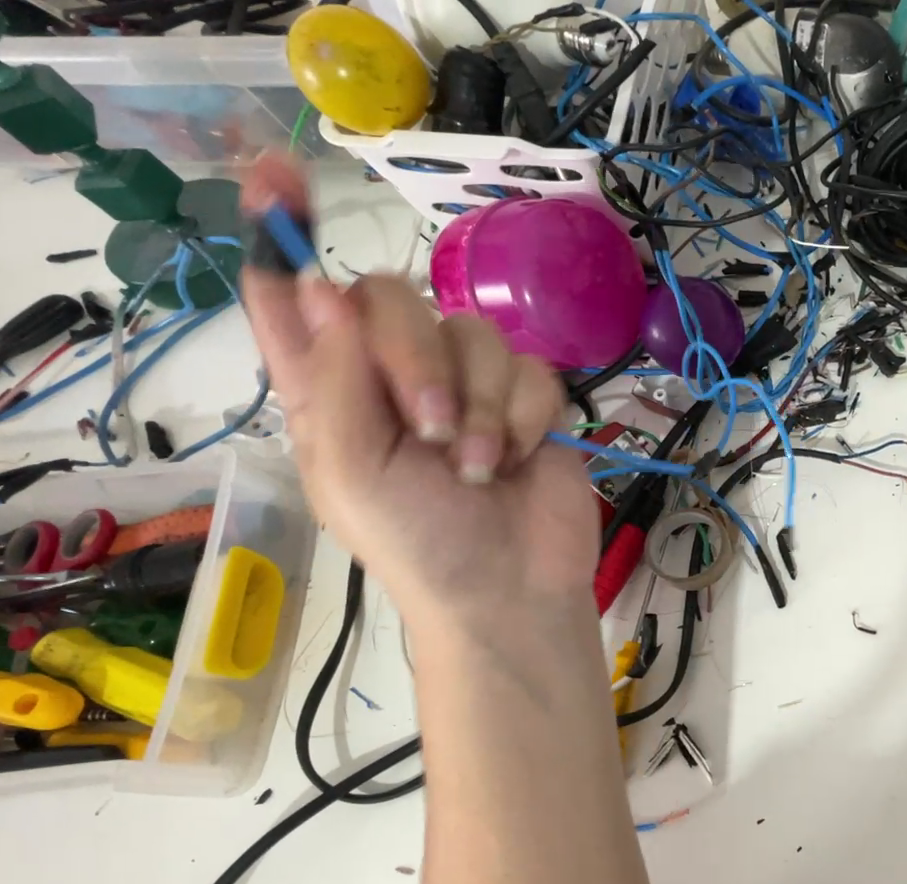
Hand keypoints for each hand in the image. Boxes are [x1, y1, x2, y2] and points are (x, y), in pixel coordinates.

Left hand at [239, 157, 597, 626]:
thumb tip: (322, 285)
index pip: (294, 298)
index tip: (277, 175)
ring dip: (478, 407)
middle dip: (415, 357)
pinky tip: (516, 458)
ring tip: (478, 466)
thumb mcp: (349, 467)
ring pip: (476, 335)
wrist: (511, 589)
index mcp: (331, 390)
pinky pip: (532, 370)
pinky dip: (523, 417)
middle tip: (425, 424)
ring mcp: (470, 387)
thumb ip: (334, 378)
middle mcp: (397, 374)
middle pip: (395, 299)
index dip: (280, 237)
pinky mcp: (529, 404)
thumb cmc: (417, 542)